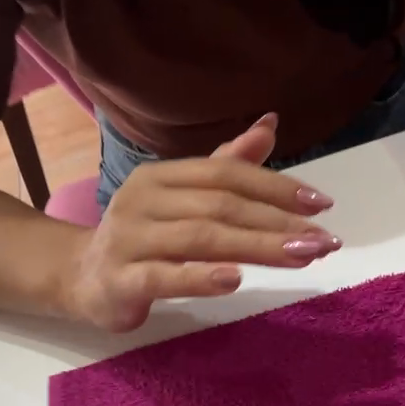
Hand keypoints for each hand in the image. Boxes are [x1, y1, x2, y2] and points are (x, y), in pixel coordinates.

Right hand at [65, 114, 342, 331]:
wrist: (81, 277)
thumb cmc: (144, 237)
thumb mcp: (183, 199)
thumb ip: (226, 166)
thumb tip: (270, 125)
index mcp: (163, 176)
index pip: (227, 174)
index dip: (276, 187)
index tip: (321, 205)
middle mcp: (144, 200)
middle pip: (221, 206)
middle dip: (278, 221)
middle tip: (323, 240)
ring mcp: (130, 239)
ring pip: (201, 238)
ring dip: (257, 247)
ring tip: (302, 256)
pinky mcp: (121, 280)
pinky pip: (163, 277)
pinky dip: (201, 277)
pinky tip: (236, 280)